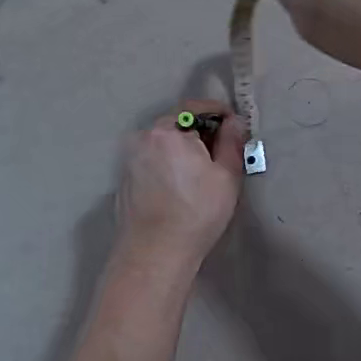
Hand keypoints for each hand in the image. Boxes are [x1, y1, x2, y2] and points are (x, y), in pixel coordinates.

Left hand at [114, 102, 246, 269]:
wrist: (155, 252)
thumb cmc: (197, 213)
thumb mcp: (227, 177)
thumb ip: (232, 142)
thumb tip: (234, 121)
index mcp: (169, 131)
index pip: (195, 107)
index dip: (219, 112)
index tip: (235, 126)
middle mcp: (143, 138)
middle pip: (177, 124)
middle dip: (200, 132)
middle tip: (222, 153)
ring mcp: (130, 159)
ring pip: (163, 144)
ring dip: (183, 150)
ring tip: (201, 174)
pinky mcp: (125, 179)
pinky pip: (152, 161)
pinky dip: (168, 165)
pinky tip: (180, 189)